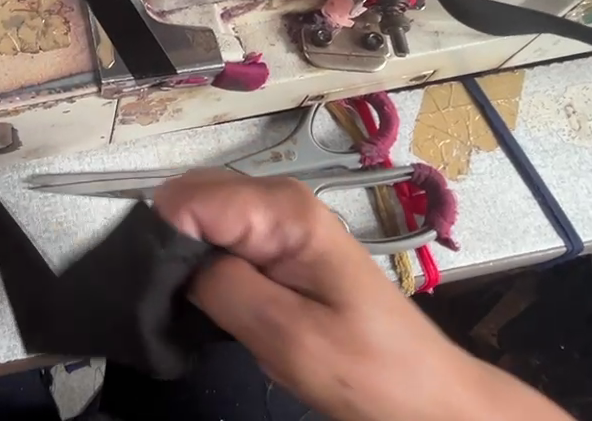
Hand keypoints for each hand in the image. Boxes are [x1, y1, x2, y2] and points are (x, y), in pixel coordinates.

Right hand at [155, 170, 570, 420]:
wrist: (426, 395)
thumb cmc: (366, 370)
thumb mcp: (290, 339)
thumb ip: (225, 287)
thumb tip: (172, 259)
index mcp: (282, 209)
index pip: (188, 199)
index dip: (165, 242)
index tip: (166, 291)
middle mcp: (276, 195)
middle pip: (189, 196)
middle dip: (170, 242)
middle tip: (177, 300)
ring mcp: (277, 213)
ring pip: (199, 211)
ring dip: (184, 251)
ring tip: (192, 300)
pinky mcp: (277, 236)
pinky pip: (218, 230)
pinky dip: (202, 257)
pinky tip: (211, 293)